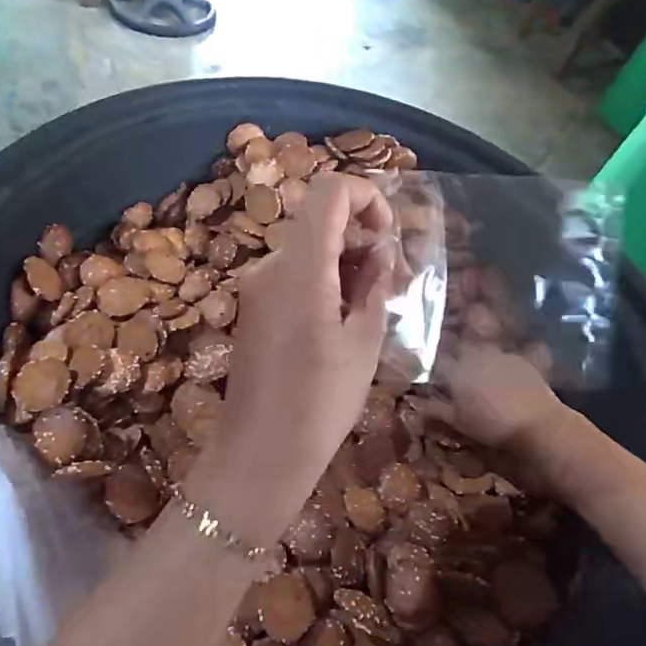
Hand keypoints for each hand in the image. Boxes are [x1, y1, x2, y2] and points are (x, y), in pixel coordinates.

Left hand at [197, 173, 396, 538]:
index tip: (388, 237)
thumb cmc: (320, 403)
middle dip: (362, 237)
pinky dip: (324, 279)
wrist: (260, 453)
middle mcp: (271, 266)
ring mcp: (257, 286)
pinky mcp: (254, 307)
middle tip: (391, 283)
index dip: (367, 196)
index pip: (330, 192)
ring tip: (371, 307)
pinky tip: (342, 320)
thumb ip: (375, 286)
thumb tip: (380, 253)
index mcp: (301, 268)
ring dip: (345, 261)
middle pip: (320, 219)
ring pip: (308, 247)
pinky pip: (294, 274)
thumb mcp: (364, 343)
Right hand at [433, 343, 569, 448]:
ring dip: (479, 359)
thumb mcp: (458, 422)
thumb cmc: (491, 425)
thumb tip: (418, 405)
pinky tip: (504, 380)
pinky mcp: (520, 359)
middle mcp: (476, 355)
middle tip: (458, 374)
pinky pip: (504, 357)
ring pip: (483, 350)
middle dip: (457, 356)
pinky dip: (500, 365)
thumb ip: (436, 409)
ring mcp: (500, 354)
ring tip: (482, 377)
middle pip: (461, 348)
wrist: (536, 422)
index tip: (435, 376)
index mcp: (457, 370)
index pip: (439, 360)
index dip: (436, 367)